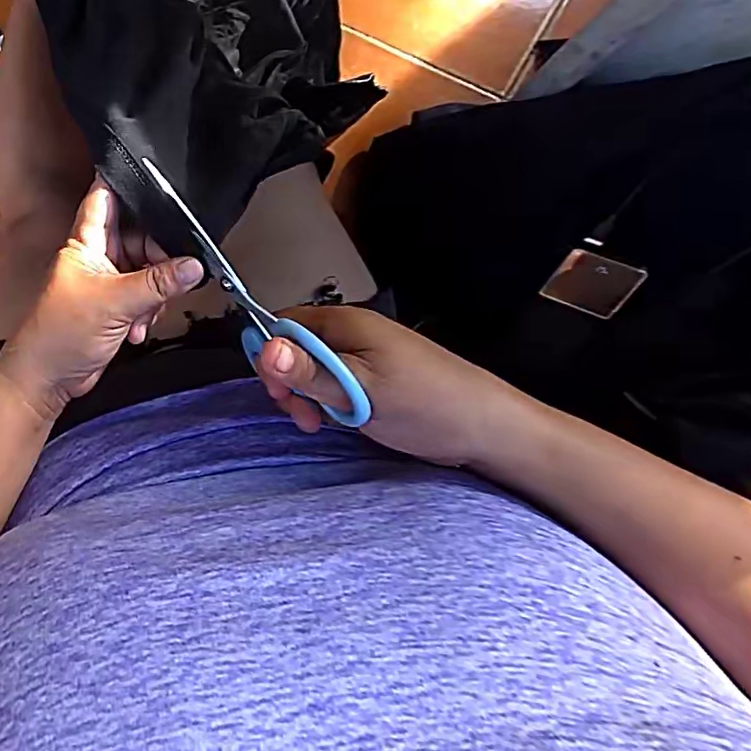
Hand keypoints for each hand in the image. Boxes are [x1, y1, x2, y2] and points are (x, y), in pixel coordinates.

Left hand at [0, 181, 204, 419]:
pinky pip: (145, 294)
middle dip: (158, 257)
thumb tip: (193, 267)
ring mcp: (106, 281)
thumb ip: (158, 283)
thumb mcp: (115, 303)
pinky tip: (140, 325)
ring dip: (155, 291)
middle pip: (139, 237)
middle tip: (169, 274)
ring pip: (146, 268)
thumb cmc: (58, 336)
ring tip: (146, 311)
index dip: (125, 184)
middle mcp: (97, 257)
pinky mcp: (115, 304)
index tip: (154, 178)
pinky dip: (149, 309)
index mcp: (85, 243)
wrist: (47, 379)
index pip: (105, 198)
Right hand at [253, 306, 545, 469]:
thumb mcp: (360, 390)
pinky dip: (330, 403)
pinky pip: (335, 384)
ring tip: (323, 420)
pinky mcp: (373, 378)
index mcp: (347, 323)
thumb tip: (266, 349)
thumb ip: (310, 371)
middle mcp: (353, 333)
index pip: (284, 325)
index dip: (272, 356)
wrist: (485, 426)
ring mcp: (364, 356)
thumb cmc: (431, 403)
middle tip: (302, 412)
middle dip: (291, 382)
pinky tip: (341, 419)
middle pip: (296, 349)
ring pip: (314, 370)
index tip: (279, 389)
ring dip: (310, 396)